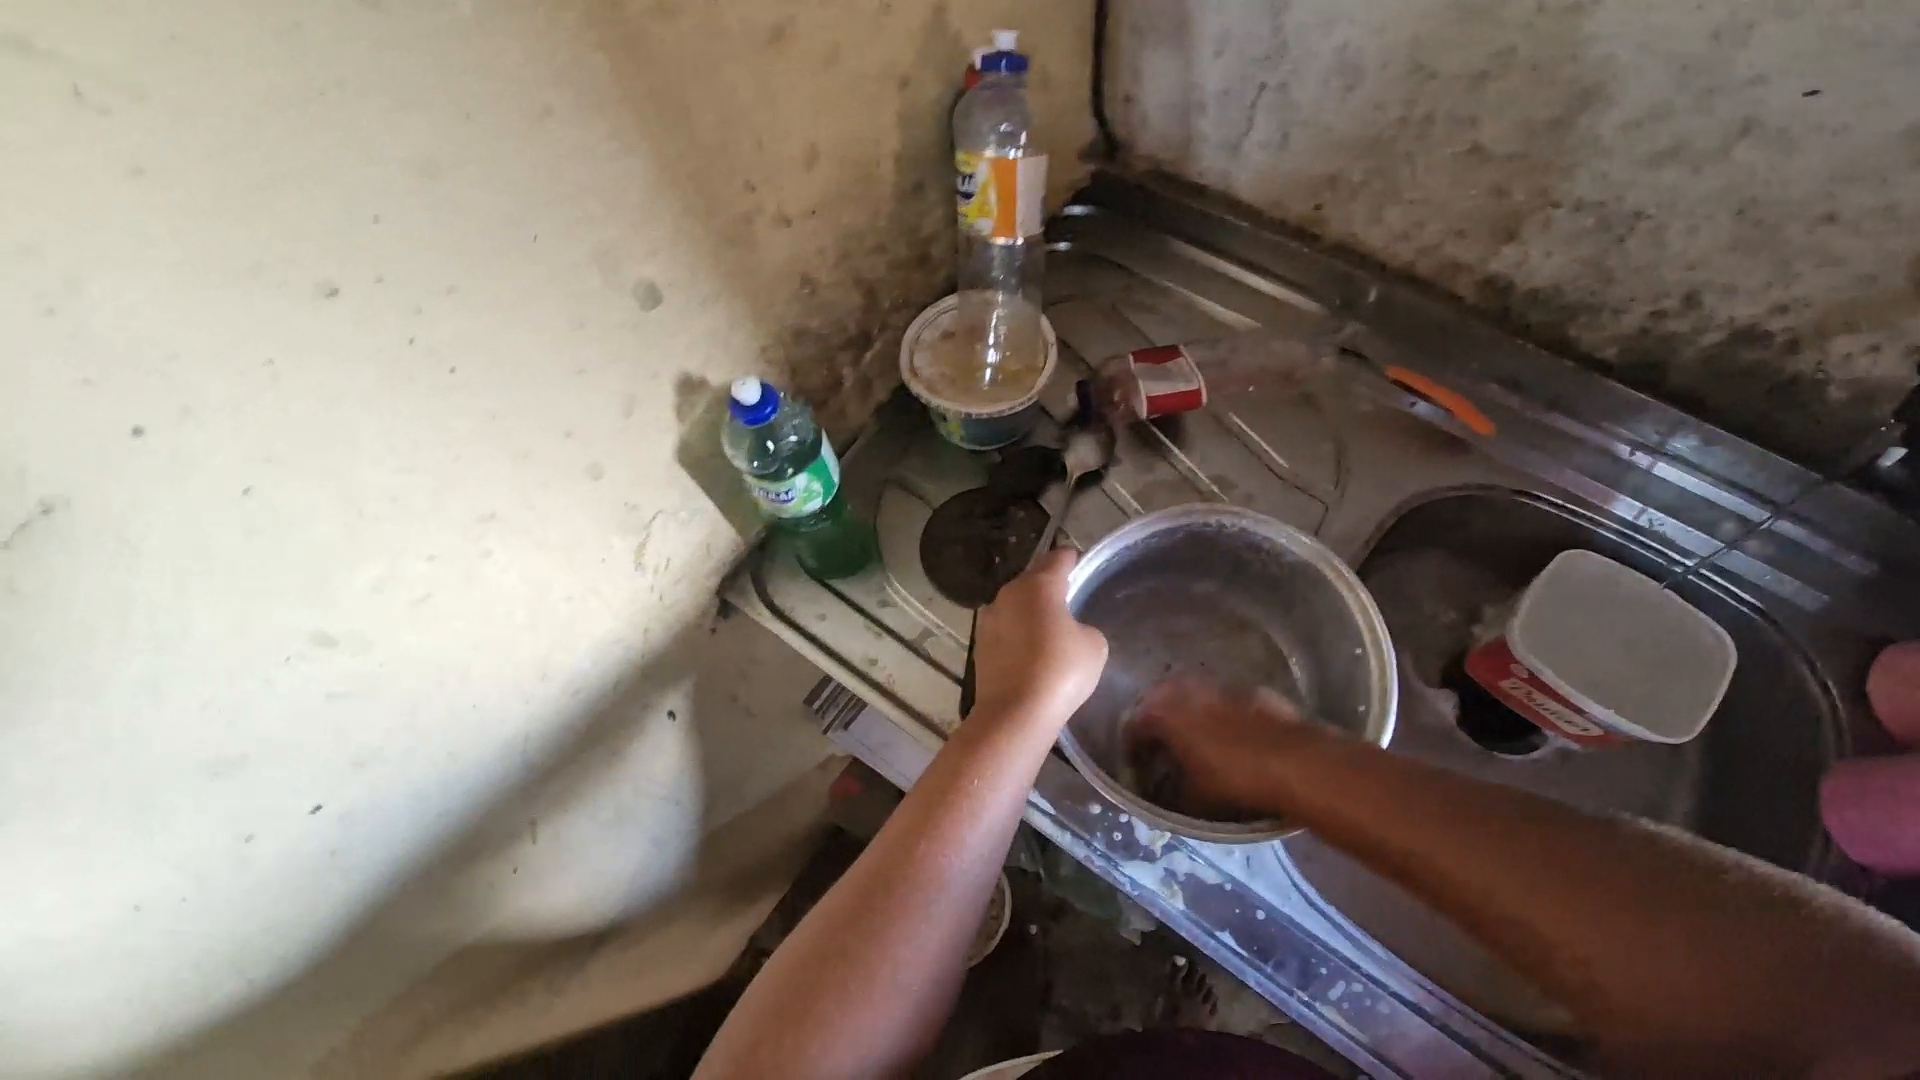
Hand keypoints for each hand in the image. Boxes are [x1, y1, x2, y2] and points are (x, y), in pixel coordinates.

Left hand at [972, 548, 1108, 725]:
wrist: (1014, 713)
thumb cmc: (1061, 671)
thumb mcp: (1093, 645)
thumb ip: (1084, 628)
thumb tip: (1071, 631)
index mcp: (1038, 585)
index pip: (1057, 559)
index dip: (1071, 558)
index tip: (1078, 561)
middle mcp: (1008, 594)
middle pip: (1032, 579)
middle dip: (1048, 583)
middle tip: (1067, 593)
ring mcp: (989, 619)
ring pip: (1015, 604)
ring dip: (1030, 609)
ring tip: (1049, 623)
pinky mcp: (980, 645)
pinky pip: (1005, 628)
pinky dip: (1018, 632)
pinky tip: (1030, 648)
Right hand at [1125, 676, 1306, 817]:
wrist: (1294, 762)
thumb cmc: (1232, 779)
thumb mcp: (1193, 797)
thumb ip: (1171, 790)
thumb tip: (1165, 791)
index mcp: (1162, 712)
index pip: (1133, 727)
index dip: (1132, 748)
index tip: (1136, 765)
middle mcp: (1184, 689)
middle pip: (1157, 700)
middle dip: (1154, 721)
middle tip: (1158, 745)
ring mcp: (1218, 685)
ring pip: (1190, 694)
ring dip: (1185, 711)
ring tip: (1191, 737)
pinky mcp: (1248, 690)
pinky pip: (1221, 700)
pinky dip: (1216, 713)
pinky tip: (1227, 733)